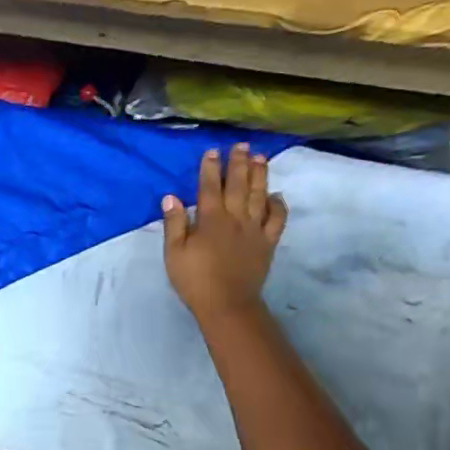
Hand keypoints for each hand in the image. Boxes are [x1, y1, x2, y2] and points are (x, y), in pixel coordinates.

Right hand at [162, 142, 288, 321]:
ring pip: (259, 196)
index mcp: (210, 220)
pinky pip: (277, 219)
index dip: (210, 169)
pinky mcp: (267, 243)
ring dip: (260, 175)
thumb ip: (175, 223)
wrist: (227, 304)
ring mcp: (255, 229)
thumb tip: (172, 197)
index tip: (212, 152)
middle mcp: (235, 218)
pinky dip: (278, 204)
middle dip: (239, 164)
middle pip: (238, 185)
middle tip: (242, 146)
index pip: (209, 188)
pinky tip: (276, 195)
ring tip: (261, 158)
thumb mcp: (174, 253)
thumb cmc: (194, 279)